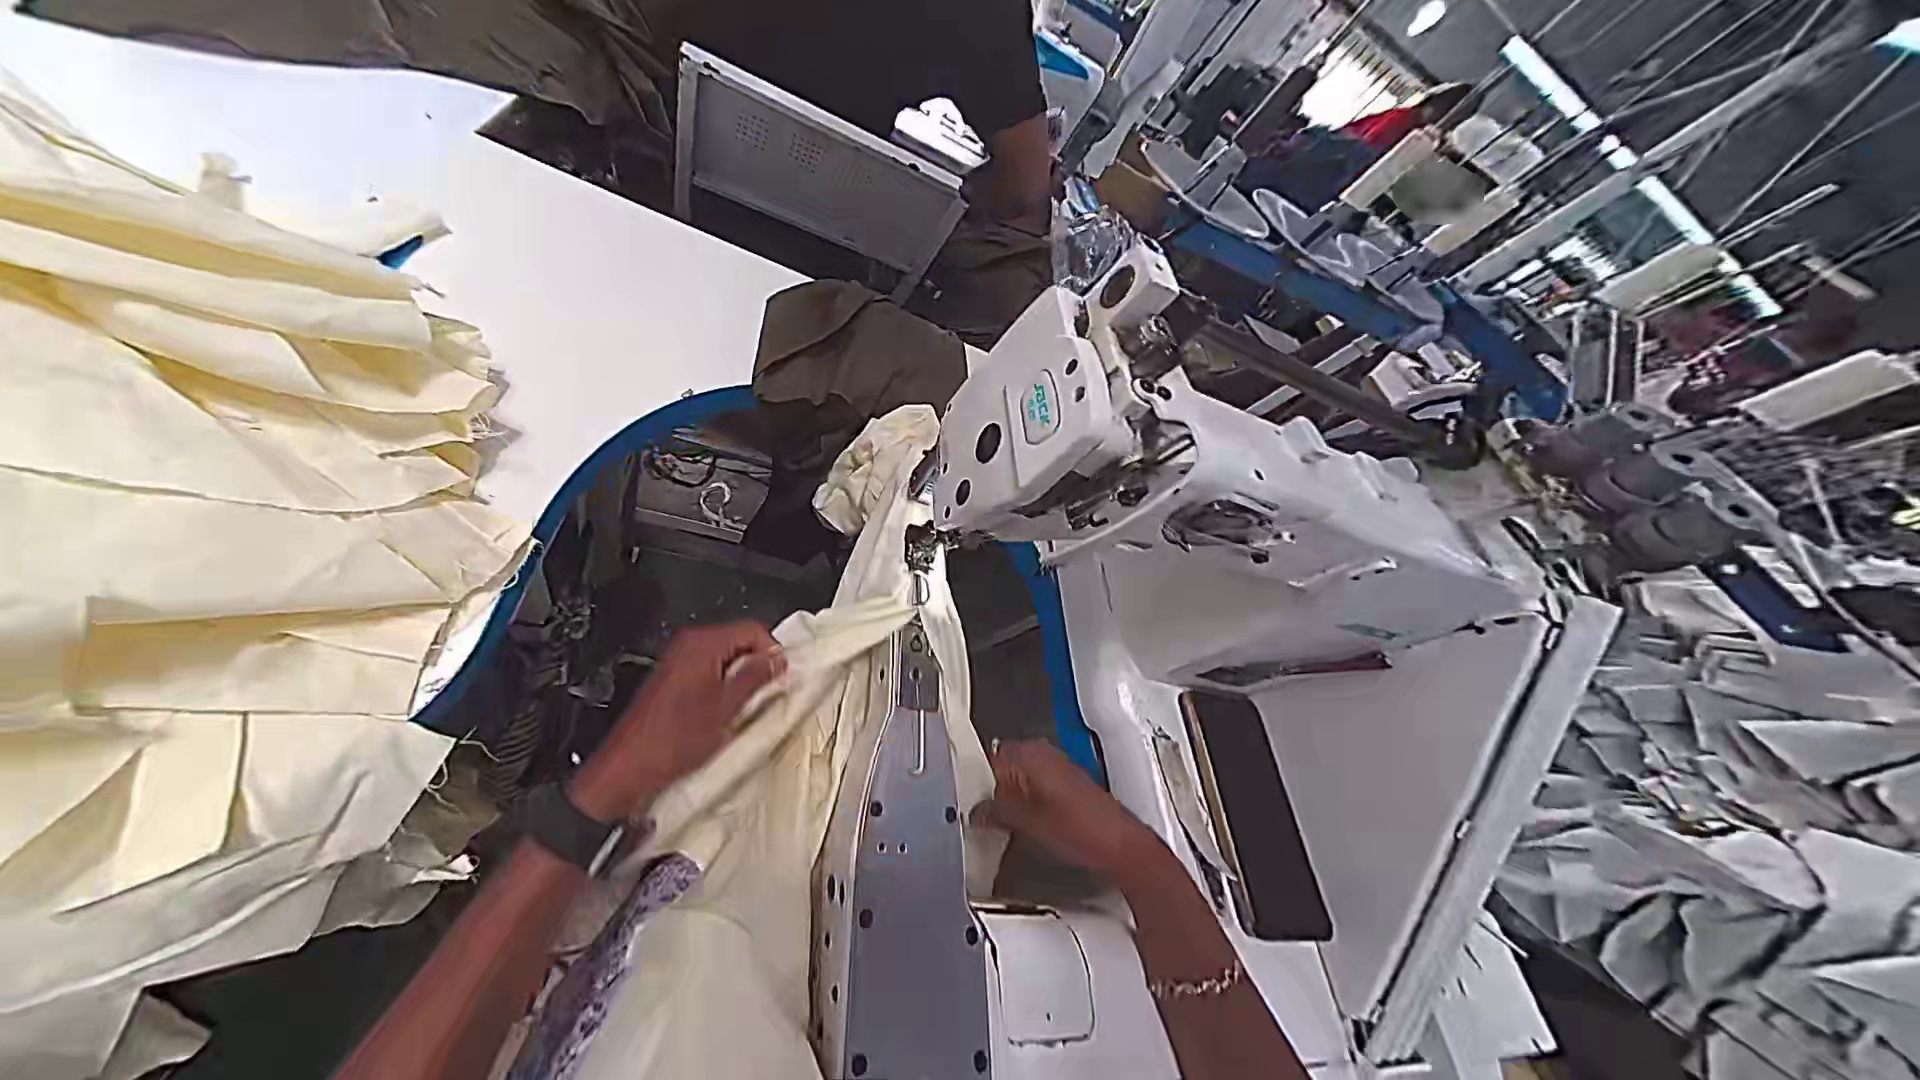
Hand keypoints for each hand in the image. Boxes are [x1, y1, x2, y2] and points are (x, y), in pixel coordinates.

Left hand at [570, 621, 783, 820]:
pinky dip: (724, 685)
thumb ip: (756, 676)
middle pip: (740, 641)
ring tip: (744, 706)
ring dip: (741, 678)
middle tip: (766, 692)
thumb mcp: (728, 707)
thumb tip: (776, 660)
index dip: (772, 651)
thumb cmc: (671, 740)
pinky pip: (711, 670)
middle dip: (757, 665)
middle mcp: (689, 646)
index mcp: (703, 644)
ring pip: (727, 657)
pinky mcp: (675, 678)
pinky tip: (725, 711)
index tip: (781, 673)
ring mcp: (680, 661)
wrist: (630, 768)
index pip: (753, 629)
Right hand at [975, 739, 1171, 886]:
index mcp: (1030, 753)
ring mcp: (1057, 767)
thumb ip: (995, 810)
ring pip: (1018, 777)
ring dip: (1009, 797)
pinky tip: (1027, 825)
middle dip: (991, 789)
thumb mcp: (1025, 823)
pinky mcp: (1066, 783)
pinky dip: (1026, 801)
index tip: (968, 800)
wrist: (1120, 848)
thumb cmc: (1085, 830)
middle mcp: (1045, 753)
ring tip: (1007, 824)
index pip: (988, 757)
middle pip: (1002, 766)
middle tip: (984, 815)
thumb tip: (979, 810)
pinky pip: (1034, 786)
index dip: (974, 781)